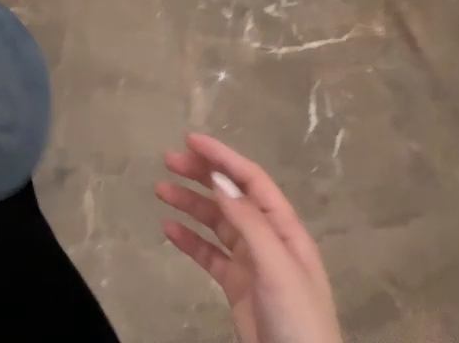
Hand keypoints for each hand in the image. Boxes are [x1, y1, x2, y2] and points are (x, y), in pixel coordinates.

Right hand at [156, 133, 342, 342]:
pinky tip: (168, 229)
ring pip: (216, 222)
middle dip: (202, 174)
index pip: (252, 181)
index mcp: (286, 231)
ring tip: (160, 190)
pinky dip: (189, 239)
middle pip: (232, 196)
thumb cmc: (298, 319)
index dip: (223, 157)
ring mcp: (252, 263)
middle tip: (167, 160)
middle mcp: (269, 240)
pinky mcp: (237, 285)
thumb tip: (220, 179)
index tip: (190, 140)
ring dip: (190, 203)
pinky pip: (209, 253)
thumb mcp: (277, 268)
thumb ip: (249, 222)